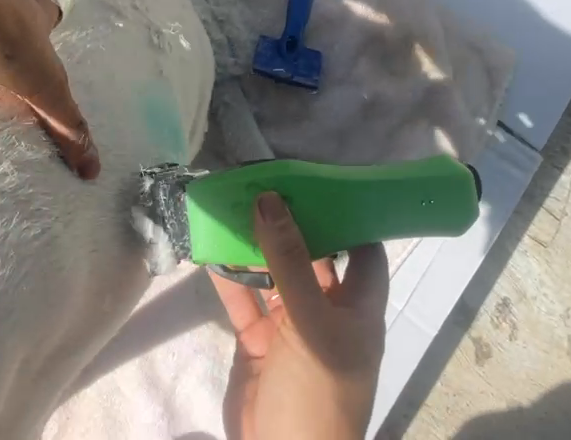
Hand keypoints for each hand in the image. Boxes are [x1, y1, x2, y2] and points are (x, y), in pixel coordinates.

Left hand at [0, 0, 100, 179]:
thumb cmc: (11, 39)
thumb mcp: (45, 86)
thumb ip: (66, 123)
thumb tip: (94, 168)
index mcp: (34, 13)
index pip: (49, 9)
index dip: (51, 13)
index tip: (49, 17)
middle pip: (11, 4)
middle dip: (8, 19)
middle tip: (1, 38)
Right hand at [209, 193, 388, 439]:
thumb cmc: (317, 393)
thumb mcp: (310, 323)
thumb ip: (290, 260)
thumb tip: (269, 197)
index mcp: (358, 310)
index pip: (362, 251)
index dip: (346, 215)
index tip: (316, 177)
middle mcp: (327, 312)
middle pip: (310, 255)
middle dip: (286, 221)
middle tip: (257, 178)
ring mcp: (290, 327)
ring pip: (271, 273)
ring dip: (250, 244)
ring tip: (227, 202)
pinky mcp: (256, 341)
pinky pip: (242, 298)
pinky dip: (226, 274)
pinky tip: (208, 246)